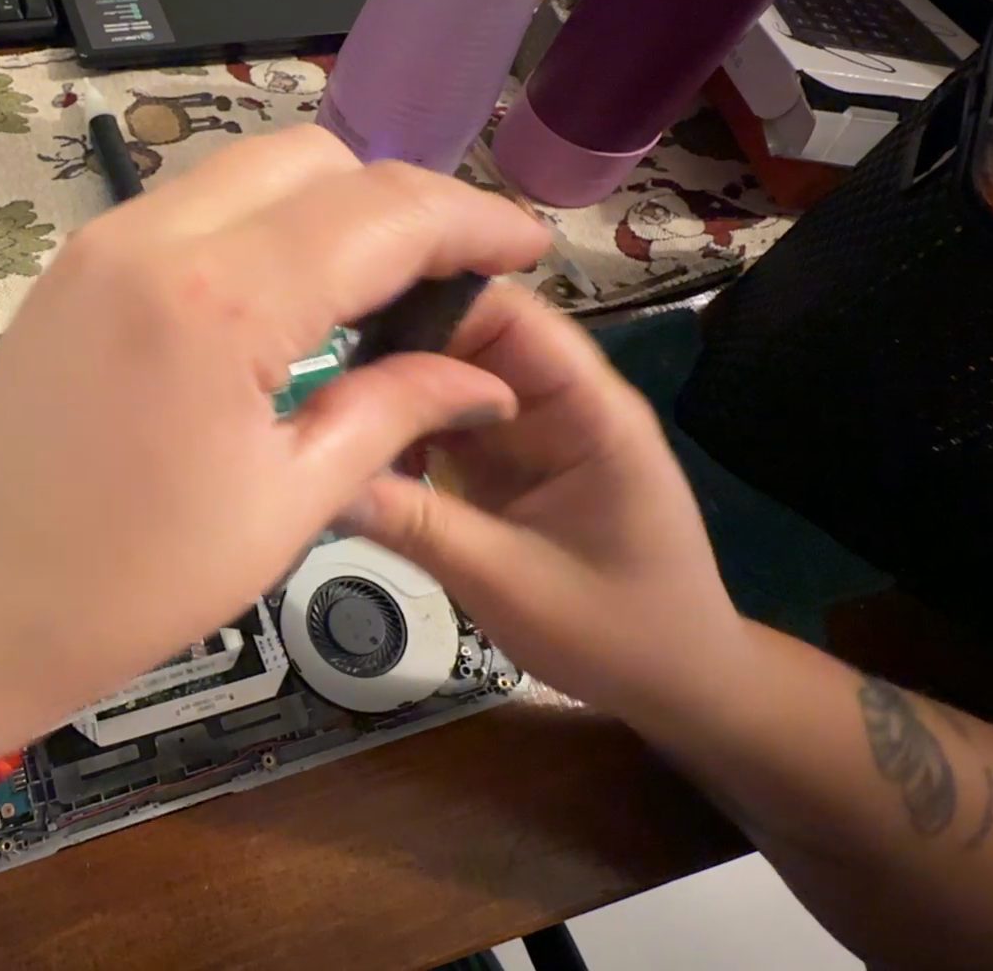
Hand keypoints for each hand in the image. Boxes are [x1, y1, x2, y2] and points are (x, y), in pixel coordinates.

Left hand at [0, 127, 548, 758]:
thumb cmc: (132, 587)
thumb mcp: (284, 505)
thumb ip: (390, 412)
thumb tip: (482, 377)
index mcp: (217, 299)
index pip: (379, 212)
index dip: (470, 220)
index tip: (525, 246)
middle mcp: (148, 239)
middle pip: (309, 162)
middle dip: (392, 204)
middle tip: (440, 278)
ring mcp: (94, 248)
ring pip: (241, 176)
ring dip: (319, 211)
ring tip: (368, 289)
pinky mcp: (66, 274)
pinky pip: (181, 214)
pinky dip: (248, 232)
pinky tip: (275, 299)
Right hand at [341, 285, 746, 717]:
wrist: (671, 682)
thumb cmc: (615, 632)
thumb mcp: (507, 583)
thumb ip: (415, 526)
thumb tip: (321, 482)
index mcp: (588, 412)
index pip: (510, 319)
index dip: (434, 310)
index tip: (350, 336)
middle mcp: (557, 404)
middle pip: (469, 342)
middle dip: (398, 356)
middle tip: (322, 393)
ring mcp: (527, 433)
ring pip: (448, 383)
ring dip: (393, 398)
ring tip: (333, 426)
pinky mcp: (502, 463)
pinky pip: (442, 427)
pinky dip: (401, 436)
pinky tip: (366, 462)